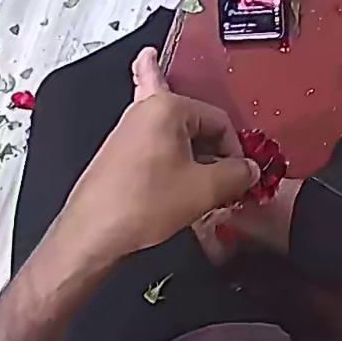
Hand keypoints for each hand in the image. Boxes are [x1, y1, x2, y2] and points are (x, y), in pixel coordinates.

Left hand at [46, 48, 258, 266]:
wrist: (91, 233)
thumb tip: (250, 171)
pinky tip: (180, 172)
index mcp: (168, 107)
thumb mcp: (204, 189)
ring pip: (179, 139)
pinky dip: (175, 162)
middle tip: (226, 182)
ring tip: (205, 189)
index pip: (220, 120)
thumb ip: (238, 175)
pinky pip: (160, 148)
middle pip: (199, 126)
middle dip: (216, 154)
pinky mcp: (122, 151)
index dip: (236, 150)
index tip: (240, 176)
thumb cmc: (143, 204)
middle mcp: (146, 110)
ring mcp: (131, 129)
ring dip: (196, 161)